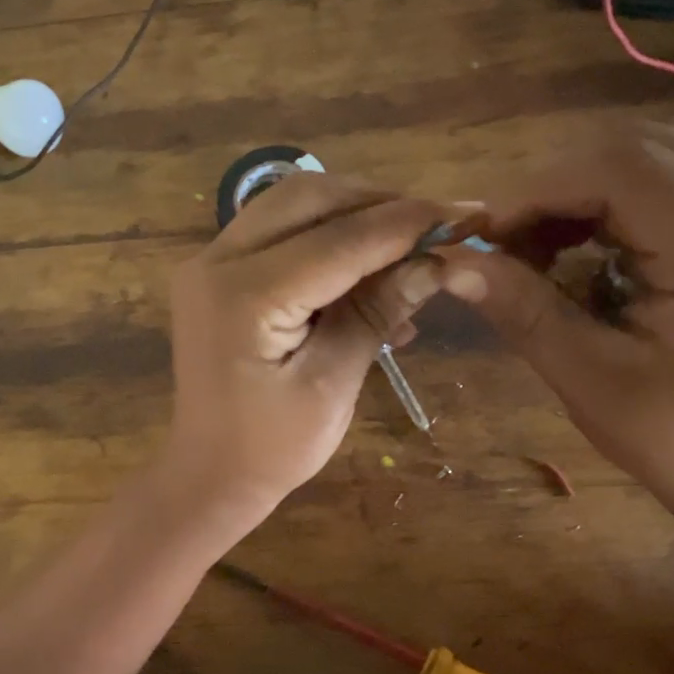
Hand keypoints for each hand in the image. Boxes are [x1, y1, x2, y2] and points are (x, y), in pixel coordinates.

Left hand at [161, 173, 483, 511]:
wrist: (210, 474)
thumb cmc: (271, 448)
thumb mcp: (331, 384)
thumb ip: (376, 313)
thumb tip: (436, 260)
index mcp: (243, 296)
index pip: (339, 239)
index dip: (406, 224)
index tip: (465, 216)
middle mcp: (216, 262)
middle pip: (309, 198)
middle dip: (378, 204)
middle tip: (435, 226)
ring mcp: (209, 265)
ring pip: (292, 207)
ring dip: (352, 216)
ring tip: (408, 247)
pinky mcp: (215, 276)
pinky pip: (277, 235)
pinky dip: (325, 240)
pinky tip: (368, 275)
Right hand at [445, 124, 673, 516]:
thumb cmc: (672, 437)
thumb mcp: (587, 378)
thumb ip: (524, 310)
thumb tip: (450, 262)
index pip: (623, 169)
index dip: (538, 190)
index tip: (481, 238)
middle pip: (637, 150)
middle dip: (554, 189)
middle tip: (503, 249)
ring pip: (651, 156)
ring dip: (578, 195)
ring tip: (535, 253)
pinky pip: (669, 179)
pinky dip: (609, 205)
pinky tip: (579, 252)